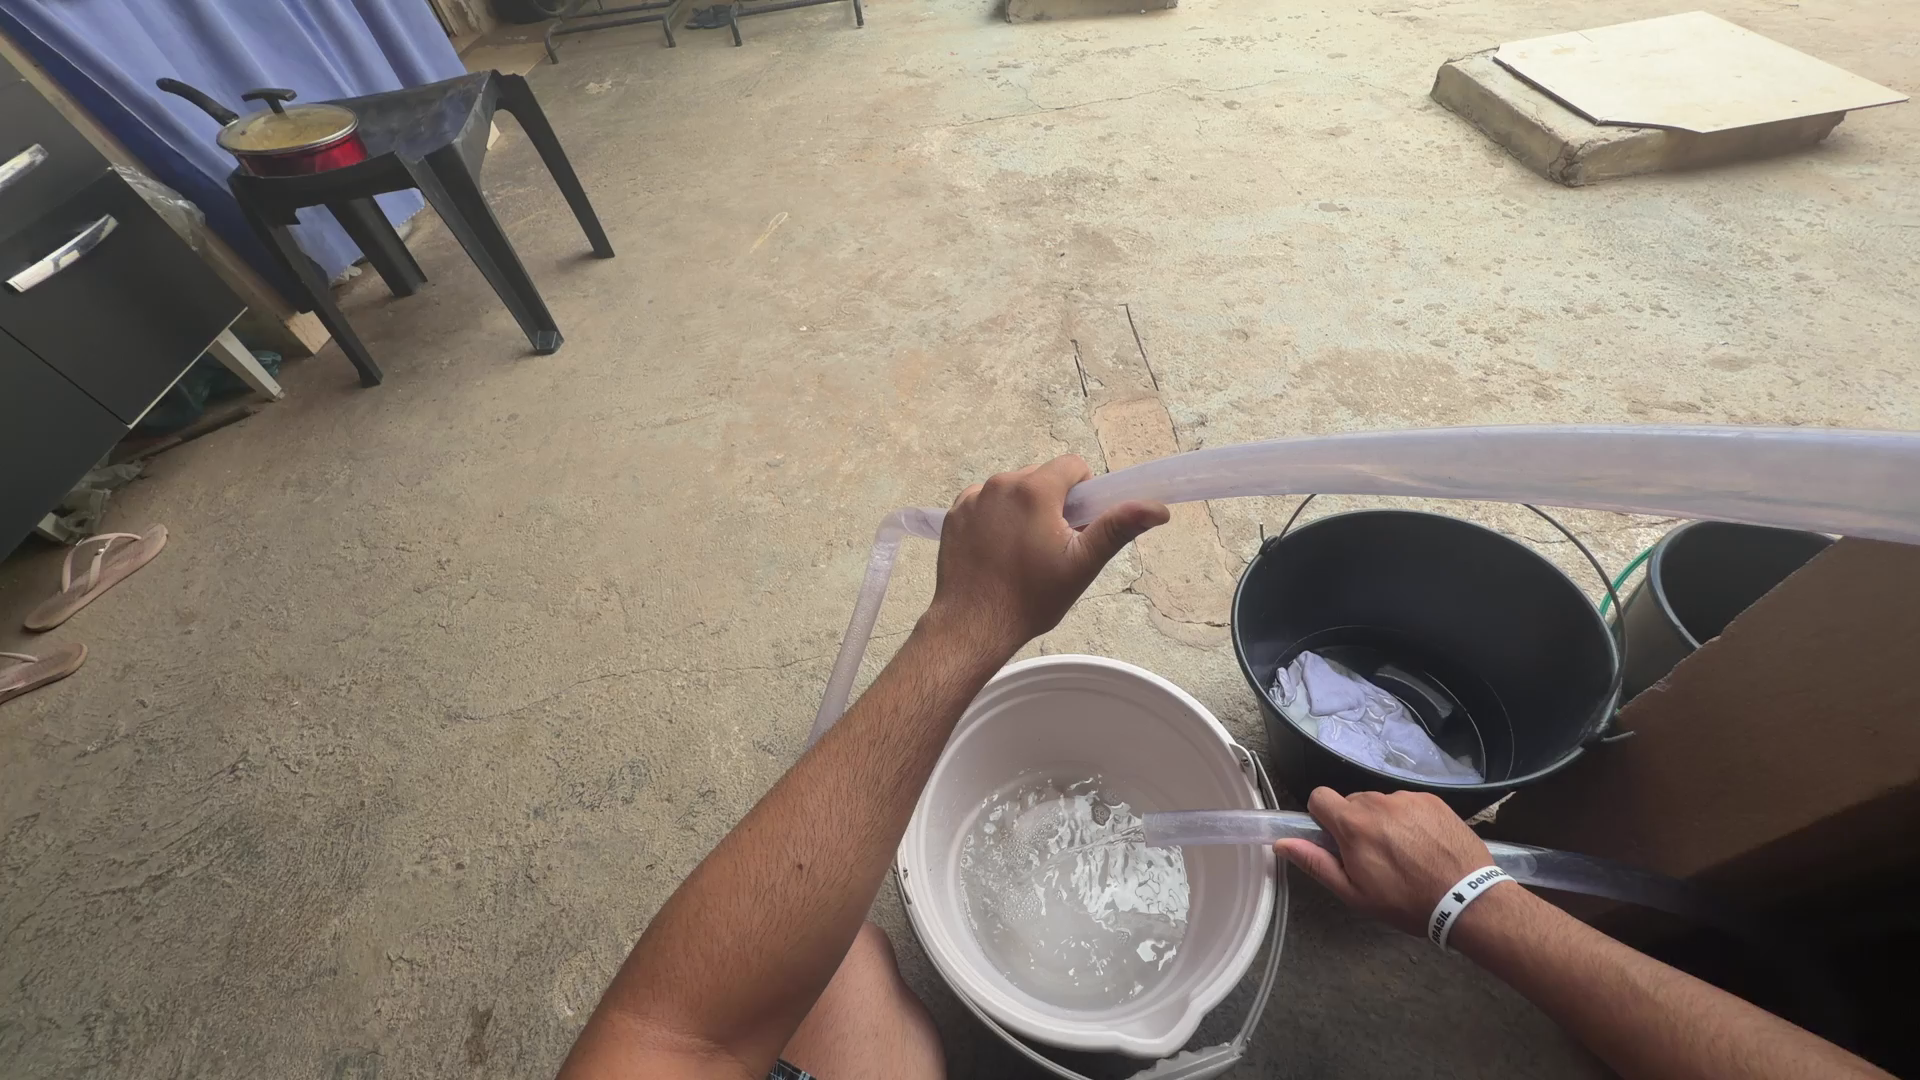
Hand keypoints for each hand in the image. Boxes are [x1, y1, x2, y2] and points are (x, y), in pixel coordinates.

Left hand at [922, 455, 1167, 660]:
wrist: (973, 625)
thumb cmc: (1030, 598)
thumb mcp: (1081, 565)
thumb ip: (1117, 528)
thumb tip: (1157, 508)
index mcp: (1034, 490)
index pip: (1072, 466)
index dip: (1083, 493)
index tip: (1077, 525)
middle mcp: (1000, 484)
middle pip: (1041, 477)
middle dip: (1052, 501)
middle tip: (1051, 543)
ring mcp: (972, 498)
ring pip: (1012, 489)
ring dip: (1023, 508)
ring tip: (1022, 550)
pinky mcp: (954, 514)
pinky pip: (984, 502)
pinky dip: (994, 517)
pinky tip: (997, 550)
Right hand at [1274, 787, 1497, 937]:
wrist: (1471, 901)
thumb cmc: (1407, 902)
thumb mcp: (1355, 893)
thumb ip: (1315, 863)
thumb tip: (1281, 843)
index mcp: (1351, 823)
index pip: (1318, 796)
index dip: (1323, 817)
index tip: (1337, 840)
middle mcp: (1375, 802)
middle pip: (1351, 802)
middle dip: (1355, 822)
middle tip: (1375, 854)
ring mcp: (1405, 799)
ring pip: (1380, 803)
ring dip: (1383, 820)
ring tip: (1405, 851)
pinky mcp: (1431, 800)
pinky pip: (1407, 803)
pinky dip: (1409, 818)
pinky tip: (1425, 843)